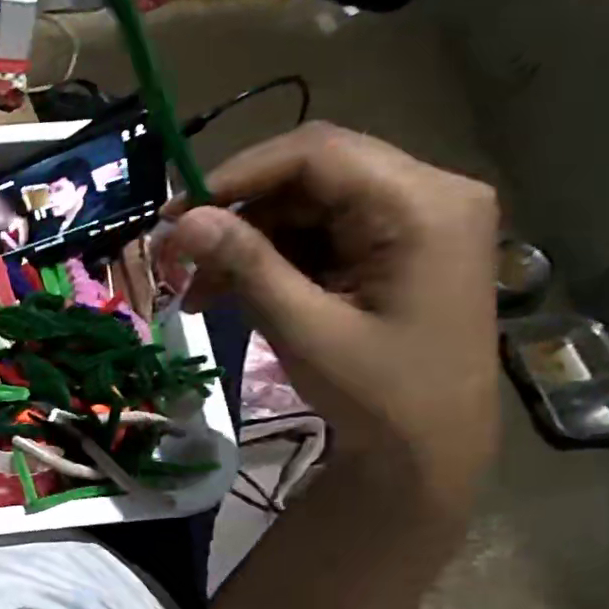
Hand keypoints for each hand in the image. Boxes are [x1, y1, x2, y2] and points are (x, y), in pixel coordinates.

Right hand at [163, 122, 499, 511]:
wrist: (431, 454)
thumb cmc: (379, 397)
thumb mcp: (306, 330)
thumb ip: (247, 266)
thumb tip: (182, 222)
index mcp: (422, 205)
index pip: (318, 154)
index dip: (239, 175)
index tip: (177, 214)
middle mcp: (429, 195)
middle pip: (314, 178)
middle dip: (241, 217)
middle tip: (181, 261)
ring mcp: (418, 222)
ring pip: (312, 208)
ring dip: (252, 244)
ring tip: (203, 293)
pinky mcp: (400, 250)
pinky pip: (326, 236)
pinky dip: (278, 262)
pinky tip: (238, 294)